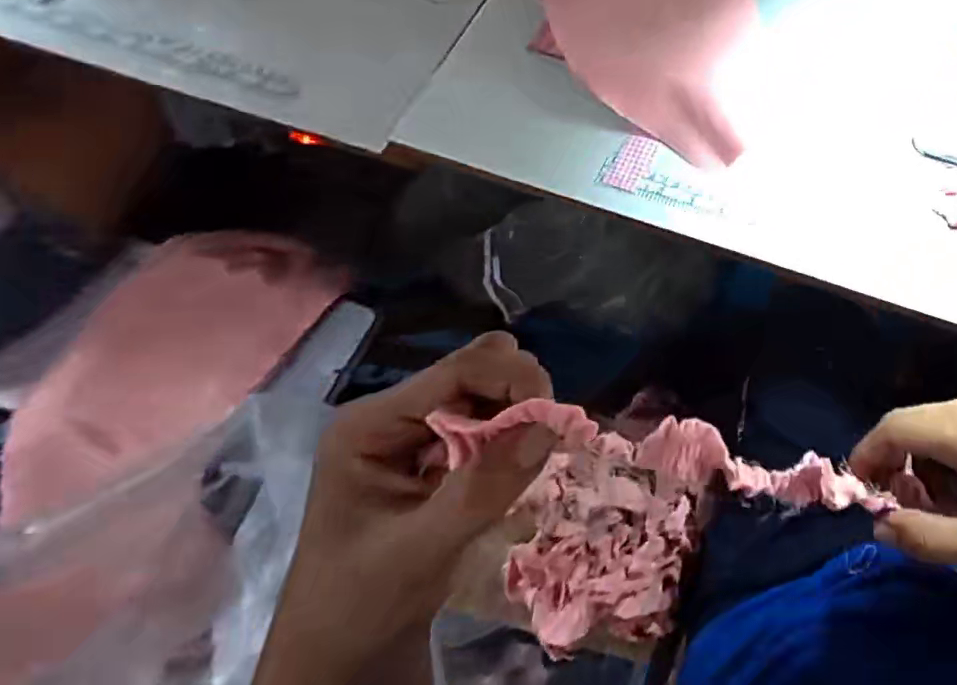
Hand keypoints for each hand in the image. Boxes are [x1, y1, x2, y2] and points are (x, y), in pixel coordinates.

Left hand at [257, 333, 556, 684]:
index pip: (463, 370)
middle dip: (524, 393)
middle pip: (485, 364)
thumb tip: (547, 428)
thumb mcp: (418, 552)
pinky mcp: (448, 443)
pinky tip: (518, 464)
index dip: (517, 382)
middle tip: (541, 441)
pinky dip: (523, 429)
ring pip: (499, 384)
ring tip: (528, 459)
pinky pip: (501, 412)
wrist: (345, 650)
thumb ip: (479, 491)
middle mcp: (398, 412)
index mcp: (371, 424)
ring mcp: (423, 426)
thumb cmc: (362, 604)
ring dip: (527, 412)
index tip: (553, 422)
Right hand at [849, 395, 956, 576]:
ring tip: (940, 514)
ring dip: (918, 467)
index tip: (859, 502)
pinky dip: (941, 460)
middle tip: (901, 516)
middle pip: (906, 424)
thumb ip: (925, 537)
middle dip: (890, 467)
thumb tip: (879, 526)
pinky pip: (951, 430)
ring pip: (928, 428)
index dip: (864, 460)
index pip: (890, 428)